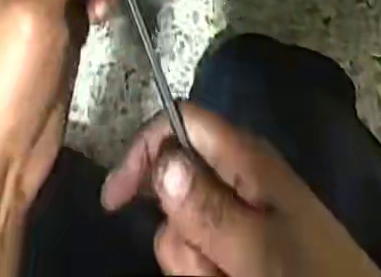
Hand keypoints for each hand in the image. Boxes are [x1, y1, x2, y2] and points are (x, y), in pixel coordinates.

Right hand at [101, 105, 380, 276]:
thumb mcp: (262, 254)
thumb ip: (208, 208)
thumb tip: (160, 159)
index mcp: (244, 158)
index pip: (179, 119)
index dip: (145, 148)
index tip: (117, 200)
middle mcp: (238, 177)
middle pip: (174, 179)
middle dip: (178, 228)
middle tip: (209, 264)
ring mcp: (243, 215)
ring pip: (185, 225)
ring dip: (195, 260)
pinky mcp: (247, 248)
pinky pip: (205, 251)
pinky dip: (208, 272)